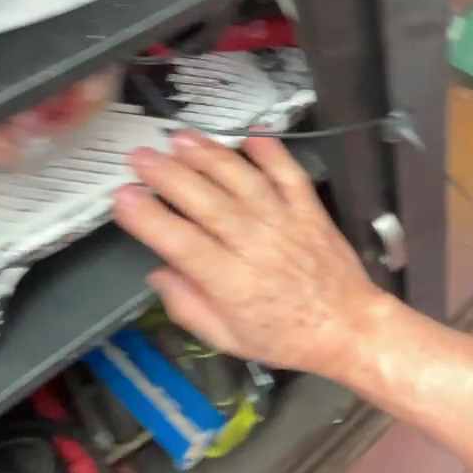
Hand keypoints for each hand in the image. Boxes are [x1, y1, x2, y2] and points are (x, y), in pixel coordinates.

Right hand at [113, 131, 393, 375]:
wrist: (348, 325)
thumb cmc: (286, 337)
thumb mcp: (227, 339)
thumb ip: (188, 305)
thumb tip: (159, 272)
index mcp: (232, 283)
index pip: (183, 243)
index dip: (150, 218)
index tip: (123, 196)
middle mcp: (258, 245)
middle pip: (209, 203)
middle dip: (171, 176)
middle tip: (141, 155)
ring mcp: (288, 222)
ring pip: (245, 182)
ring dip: (213, 156)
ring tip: (182, 138)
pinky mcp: (311, 209)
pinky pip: (291, 175)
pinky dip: (273, 152)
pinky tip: (253, 133)